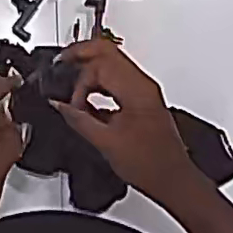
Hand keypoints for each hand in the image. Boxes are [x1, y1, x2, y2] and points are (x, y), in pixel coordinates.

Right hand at [49, 40, 205, 204]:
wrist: (174, 181)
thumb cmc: (150, 165)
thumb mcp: (105, 143)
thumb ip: (78, 119)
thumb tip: (59, 105)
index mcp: (136, 90)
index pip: (100, 65)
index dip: (80, 83)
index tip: (72, 103)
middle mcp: (142, 84)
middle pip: (107, 52)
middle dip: (81, 54)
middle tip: (62, 62)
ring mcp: (143, 90)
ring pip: (111, 63)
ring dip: (89, 70)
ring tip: (71, 82)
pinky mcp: (141, 98)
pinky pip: (116, 78)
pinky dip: (99, 82)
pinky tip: (87, 99)